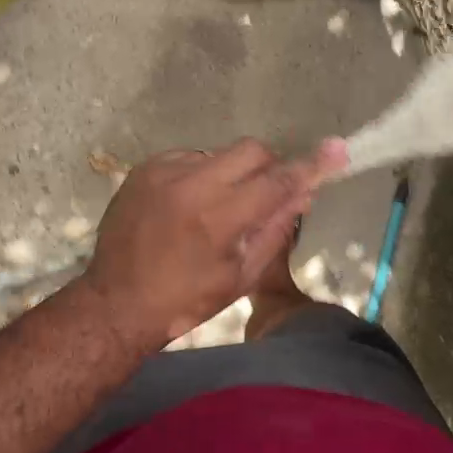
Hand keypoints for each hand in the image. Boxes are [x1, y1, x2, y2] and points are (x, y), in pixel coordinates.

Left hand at [82, 138, 347, 346]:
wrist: (115, 303)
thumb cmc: (184, 302)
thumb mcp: (239, 275)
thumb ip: (275, 229)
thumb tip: (305, 192)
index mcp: (217, 218)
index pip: (276, 182)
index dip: (310, 166)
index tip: (337, 148)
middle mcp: (190, 184)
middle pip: (251, 150)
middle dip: (268, 168)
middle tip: (263, 197)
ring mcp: (163, 171)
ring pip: (219, 153)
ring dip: (231, 174)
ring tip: (216, 210)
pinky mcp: (144, 169)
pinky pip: (189, 158)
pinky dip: (200, 176)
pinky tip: (189, 206)